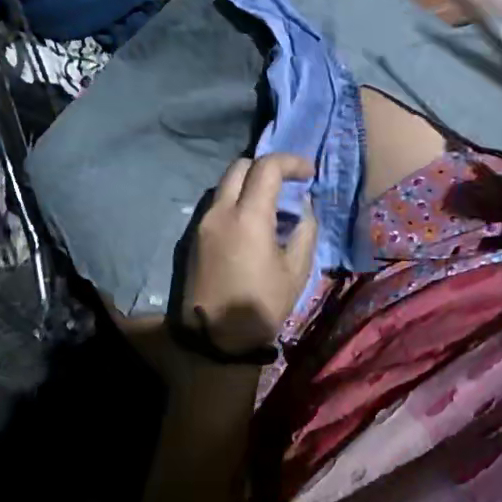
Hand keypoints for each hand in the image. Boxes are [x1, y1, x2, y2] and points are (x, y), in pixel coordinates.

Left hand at [181, 153, 317, 354]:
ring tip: (270, 206)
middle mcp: (220, 212)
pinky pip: (215, 205)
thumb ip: (304, 231)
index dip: (291, 162)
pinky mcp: (192, 239)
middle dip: (267, 167)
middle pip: (240, 166)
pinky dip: (235, 202)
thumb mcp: (296, 271)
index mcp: (248, 217)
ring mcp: (201, 224)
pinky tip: (250, 225)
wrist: (215, 339)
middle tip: (288, 184)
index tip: (308, 174)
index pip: (267, 167)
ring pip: (224, 185)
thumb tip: (302, 210)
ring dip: (248, 184)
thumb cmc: (261, 305)